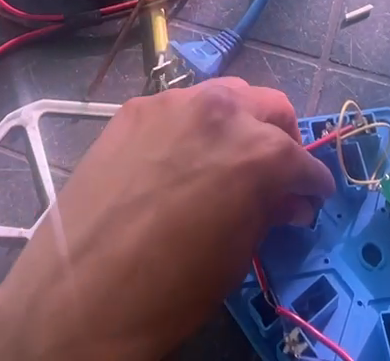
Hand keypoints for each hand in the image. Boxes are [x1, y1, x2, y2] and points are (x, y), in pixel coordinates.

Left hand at [0, 78, 333, 360]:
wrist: (78, 294)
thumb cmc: (170, 290)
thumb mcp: (236, 256)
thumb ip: (268, 213)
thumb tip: (288, 200)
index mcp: (257, 150)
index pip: (302, 159)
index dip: (311, 183)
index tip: (310, 197)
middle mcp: (219, 110)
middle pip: (269, 105)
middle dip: (280, 137)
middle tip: (275, 174)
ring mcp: (172, 103)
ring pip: (223, 95)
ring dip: (237, 122)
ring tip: (227, 159)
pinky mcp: (134, 108)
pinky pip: (178, 107)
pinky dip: (191, 126)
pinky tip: (180, 160)